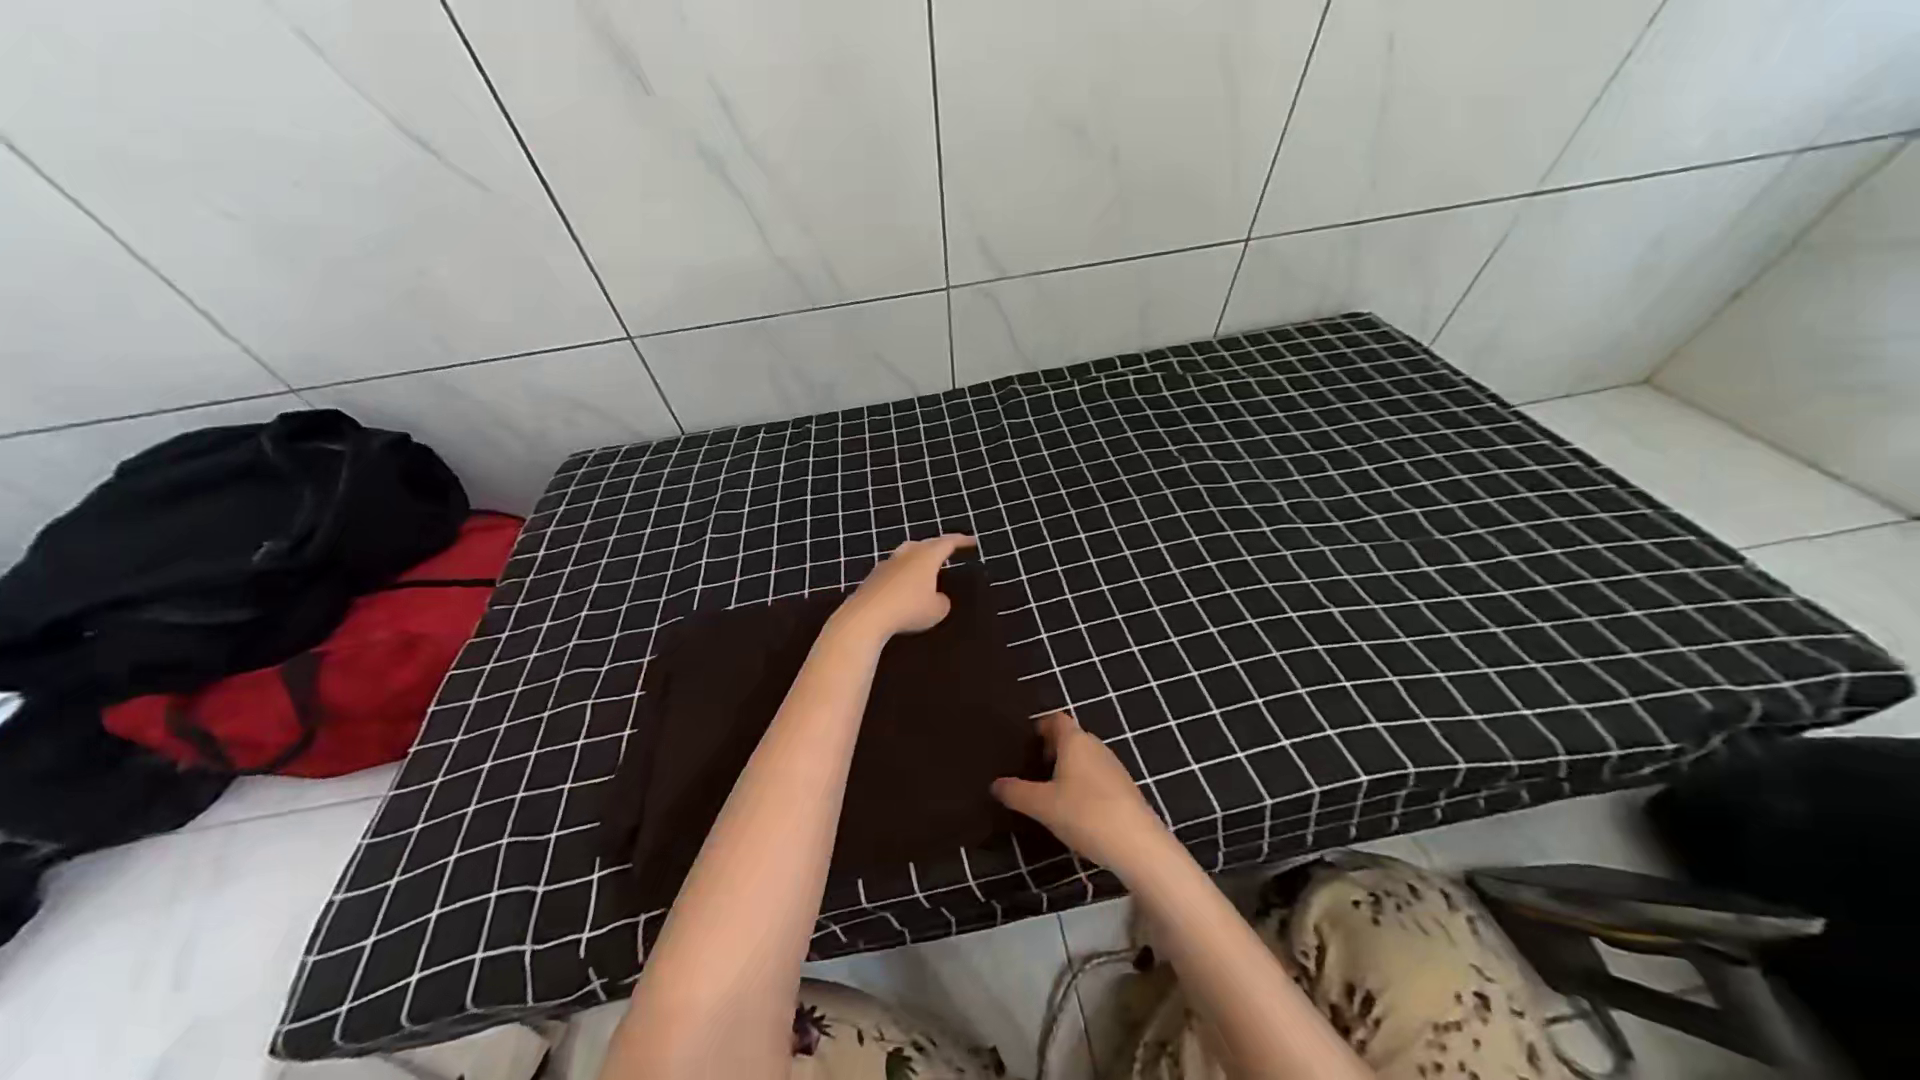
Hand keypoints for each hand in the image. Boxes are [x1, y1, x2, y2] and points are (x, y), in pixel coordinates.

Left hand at [833, 533, 976, 640]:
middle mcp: (906, 554)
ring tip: (925, 569)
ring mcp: (886, 564)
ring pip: (906, 554)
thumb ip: (942, 601)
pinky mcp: (872, 577)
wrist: (866, 616)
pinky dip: (903, 574)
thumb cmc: (908, 609)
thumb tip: (937, 597)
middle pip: (925, 544)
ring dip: (918, 559)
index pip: (948, 542)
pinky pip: (894, 571)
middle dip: (938, 547)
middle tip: (948, 552)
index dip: (961, 541)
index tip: (972, 542)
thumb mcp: (937, 610)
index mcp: (926, 556)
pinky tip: (904, 587)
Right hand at [992, 712, 1172, 874]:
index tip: (1024, 741)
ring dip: (1066, 768)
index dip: (1040, 725)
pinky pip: (1096, 776)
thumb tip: (995, 784)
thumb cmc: (1085, 814)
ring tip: (1047, 791)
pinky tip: (1072, 808)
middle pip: (1071, 738)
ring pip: (1084, 758)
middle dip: (1051, 749)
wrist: (1138, 845)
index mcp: (1076, 741)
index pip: (1056, 719)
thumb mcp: (1041, 805)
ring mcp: (1114, 768)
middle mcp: (1096, 747)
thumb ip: (1015, 793)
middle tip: (1029, 768)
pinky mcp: (1125, 789)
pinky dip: (1081, 784)